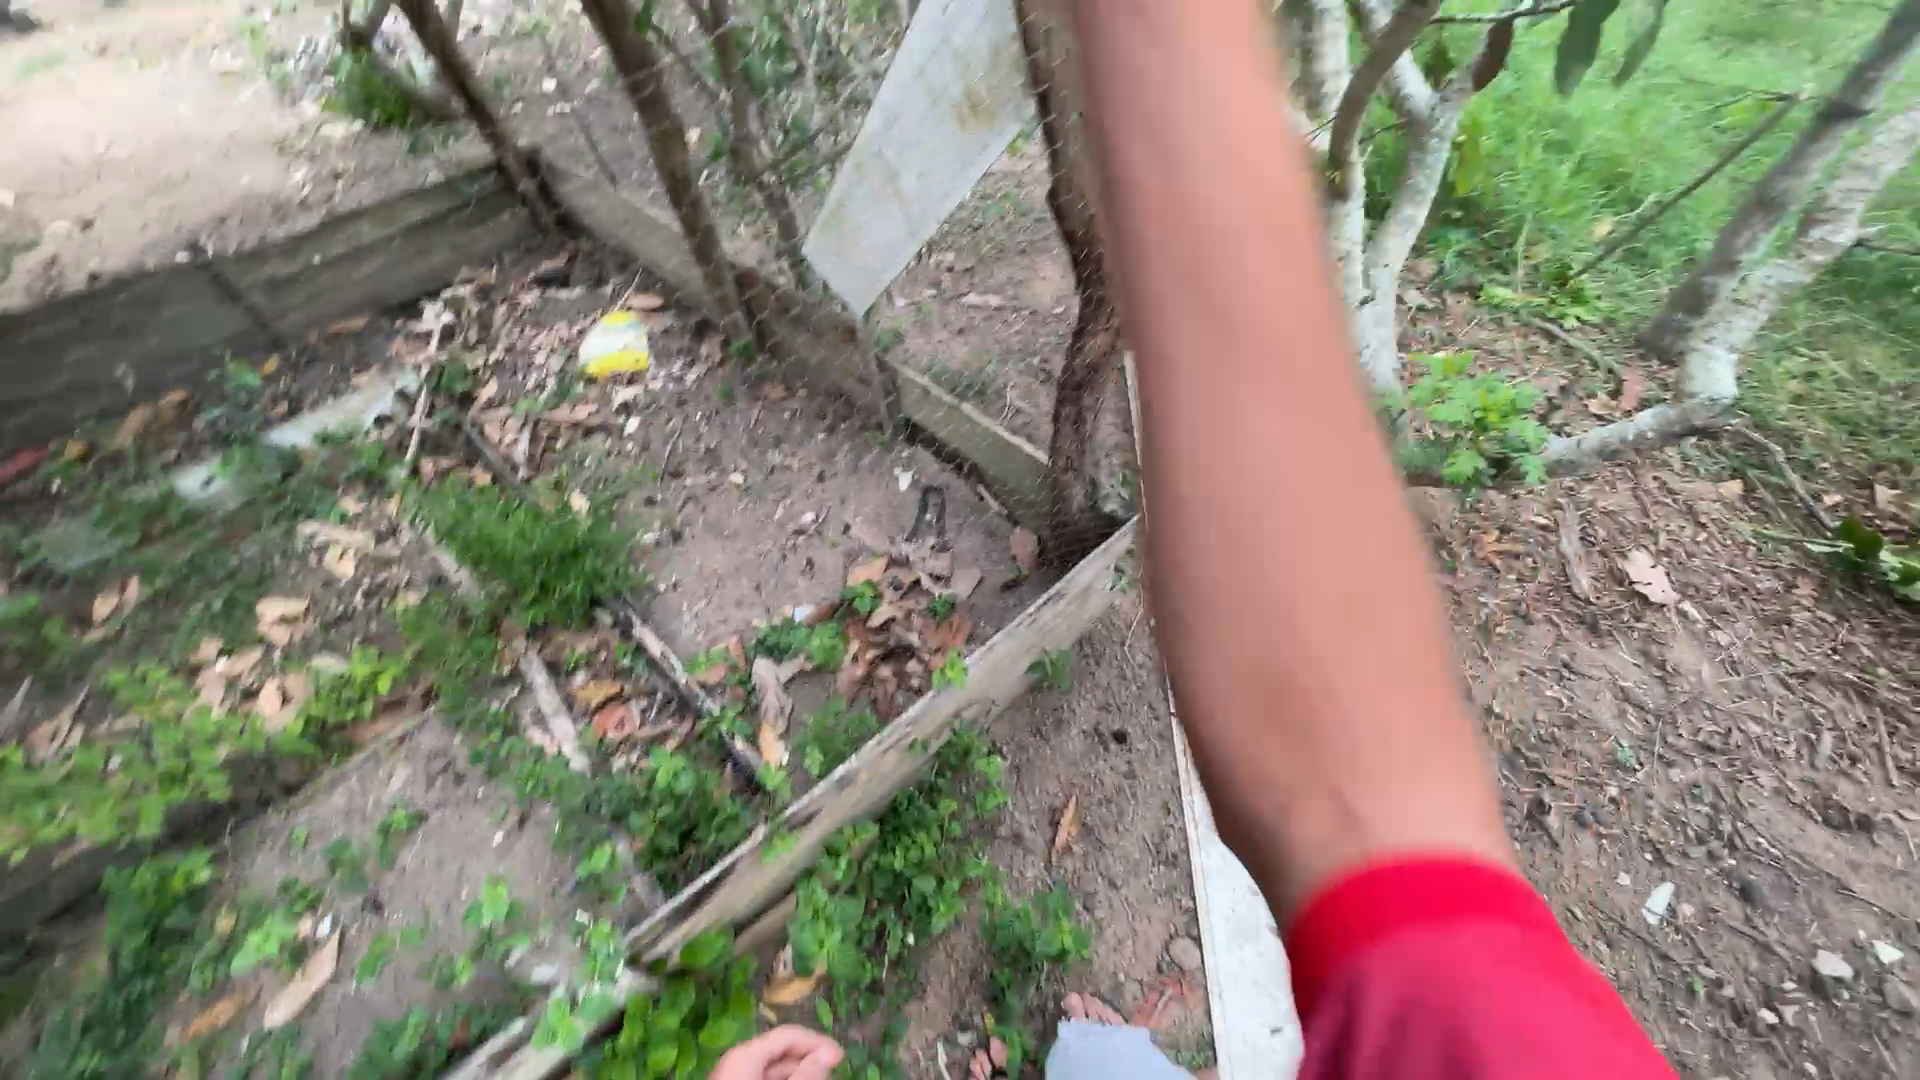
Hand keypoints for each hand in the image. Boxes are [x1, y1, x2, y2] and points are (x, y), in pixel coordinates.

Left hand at [712, 1025, 843, 1079]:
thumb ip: (805, 1077)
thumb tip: (828, 1054)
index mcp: (743, 1057)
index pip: (787, 1036)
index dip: (817, 1043)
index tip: (840, 1060)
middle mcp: (735, 1064)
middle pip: (779, 1055)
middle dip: (806, 1065)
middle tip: (831, 1077)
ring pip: (771, 1074)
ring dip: (795, 1079)